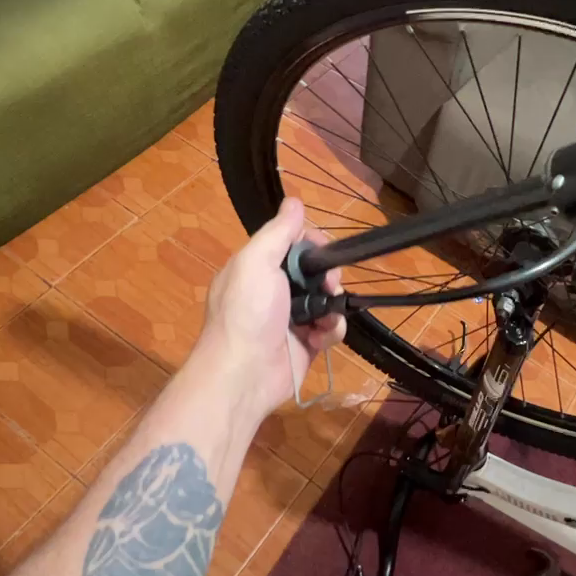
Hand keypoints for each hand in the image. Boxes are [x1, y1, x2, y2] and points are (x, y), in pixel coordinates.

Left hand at [194, 198, 344, 415]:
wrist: (243, 375)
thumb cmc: (247, 312)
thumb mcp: (256, 262)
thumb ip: (278, 232)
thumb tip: (294, 200)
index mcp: (255, 269)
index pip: (290, 244)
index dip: (311, 243)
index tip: (322, 250)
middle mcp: (272, 292)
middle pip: (312, 271)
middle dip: (327, 274)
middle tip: (330, 283)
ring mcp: (290, 320)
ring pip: (325, 299)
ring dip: (332, 303)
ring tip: (326, 314)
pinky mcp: (305, 345)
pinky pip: (329, 328)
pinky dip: (331, 329)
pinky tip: (322, 335)